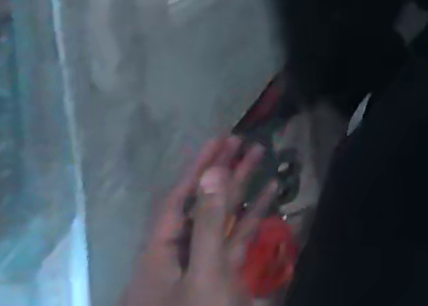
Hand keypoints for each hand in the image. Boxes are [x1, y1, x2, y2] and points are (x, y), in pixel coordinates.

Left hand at [119, 137, 273, 305]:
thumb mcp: (205, 274)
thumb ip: (208, 220)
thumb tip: (211, 171)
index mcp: (156, 263)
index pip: (174, 202)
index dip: (197, 168)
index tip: (222, 138)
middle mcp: (173, 267)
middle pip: (196, 208)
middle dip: (221, 173)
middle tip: (245, 141)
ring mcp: (197, 280)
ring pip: (218, 224)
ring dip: (240, 190)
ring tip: (264, 155)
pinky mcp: (220, 291)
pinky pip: (233, 246)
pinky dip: (251, 220)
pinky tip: (271, 196)